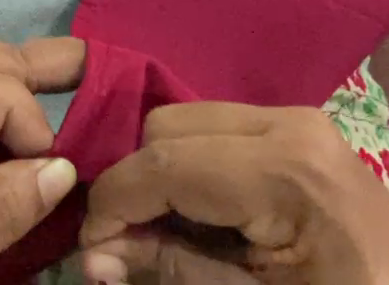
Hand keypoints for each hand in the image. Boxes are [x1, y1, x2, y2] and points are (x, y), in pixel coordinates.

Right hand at [77, 103, 388, 284]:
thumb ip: (172, 271)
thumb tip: (90, 260)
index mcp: (284, 168)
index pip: (166, 161)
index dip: (114, 201)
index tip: (87, 248)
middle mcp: (287, 121)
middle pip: (169, 125)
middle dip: (137, 180)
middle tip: (126, 244)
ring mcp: (298, 118)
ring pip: (189, 120)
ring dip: (163, 170)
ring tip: (162, 232)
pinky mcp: (302, 129)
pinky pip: (219, 130)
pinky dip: (194, 165)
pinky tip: (200, 215)